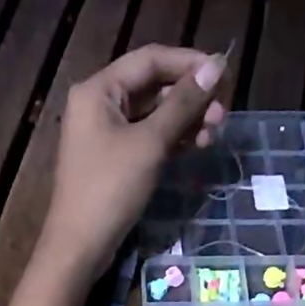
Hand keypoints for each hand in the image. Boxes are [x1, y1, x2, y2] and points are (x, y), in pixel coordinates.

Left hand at [39, 44, 225, 276]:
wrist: (80, 246)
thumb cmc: (110, 189)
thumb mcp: (150, 143)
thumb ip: (183, 104)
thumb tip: (215, 67)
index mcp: (98, 90)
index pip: (150, 59)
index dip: (189, 63)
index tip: (224, 75)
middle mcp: (98, 104)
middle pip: (152, 87)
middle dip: (190, 98)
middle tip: (222, 116)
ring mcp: (105, 134)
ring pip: (153, 115)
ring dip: (185, 120)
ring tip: (213, 135)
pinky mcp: (113, 161)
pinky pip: (147, 138)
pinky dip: (172, 140)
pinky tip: (195, 146)